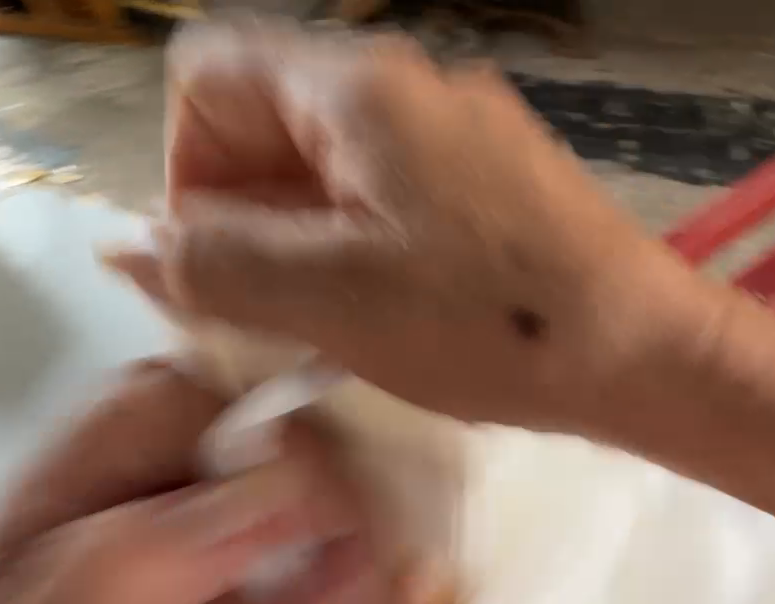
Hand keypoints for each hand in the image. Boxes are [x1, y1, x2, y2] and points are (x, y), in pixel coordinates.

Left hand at [0, 363, 381, 603]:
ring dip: (373, 563)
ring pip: (338, 507)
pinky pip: (357, 576)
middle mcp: (174, 501)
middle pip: (281, 444)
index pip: (178, 398)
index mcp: (93, 485)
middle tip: (358, 571)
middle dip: (339, 500)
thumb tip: (286, 491)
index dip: (249, 419)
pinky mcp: (288, 600)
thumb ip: (146, 559)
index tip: (303, 489)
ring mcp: (237, 549)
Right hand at [105, 23, 721, 436]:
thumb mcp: (334, 298)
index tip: (211, 269)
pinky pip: (414, 208)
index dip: (184, 172)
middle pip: (282, 129)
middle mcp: (417, 91)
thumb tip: (131, 249)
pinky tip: (398, 321)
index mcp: (356, 87)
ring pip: (350, 177)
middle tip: (267, 320)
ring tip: (331, 333)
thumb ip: (219, 266)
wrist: (644, 353)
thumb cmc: (488, 322)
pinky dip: (380, 257)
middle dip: (251, 221)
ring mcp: (475, 142)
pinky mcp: (514, 195)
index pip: (208, 79)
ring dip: (316, 249)